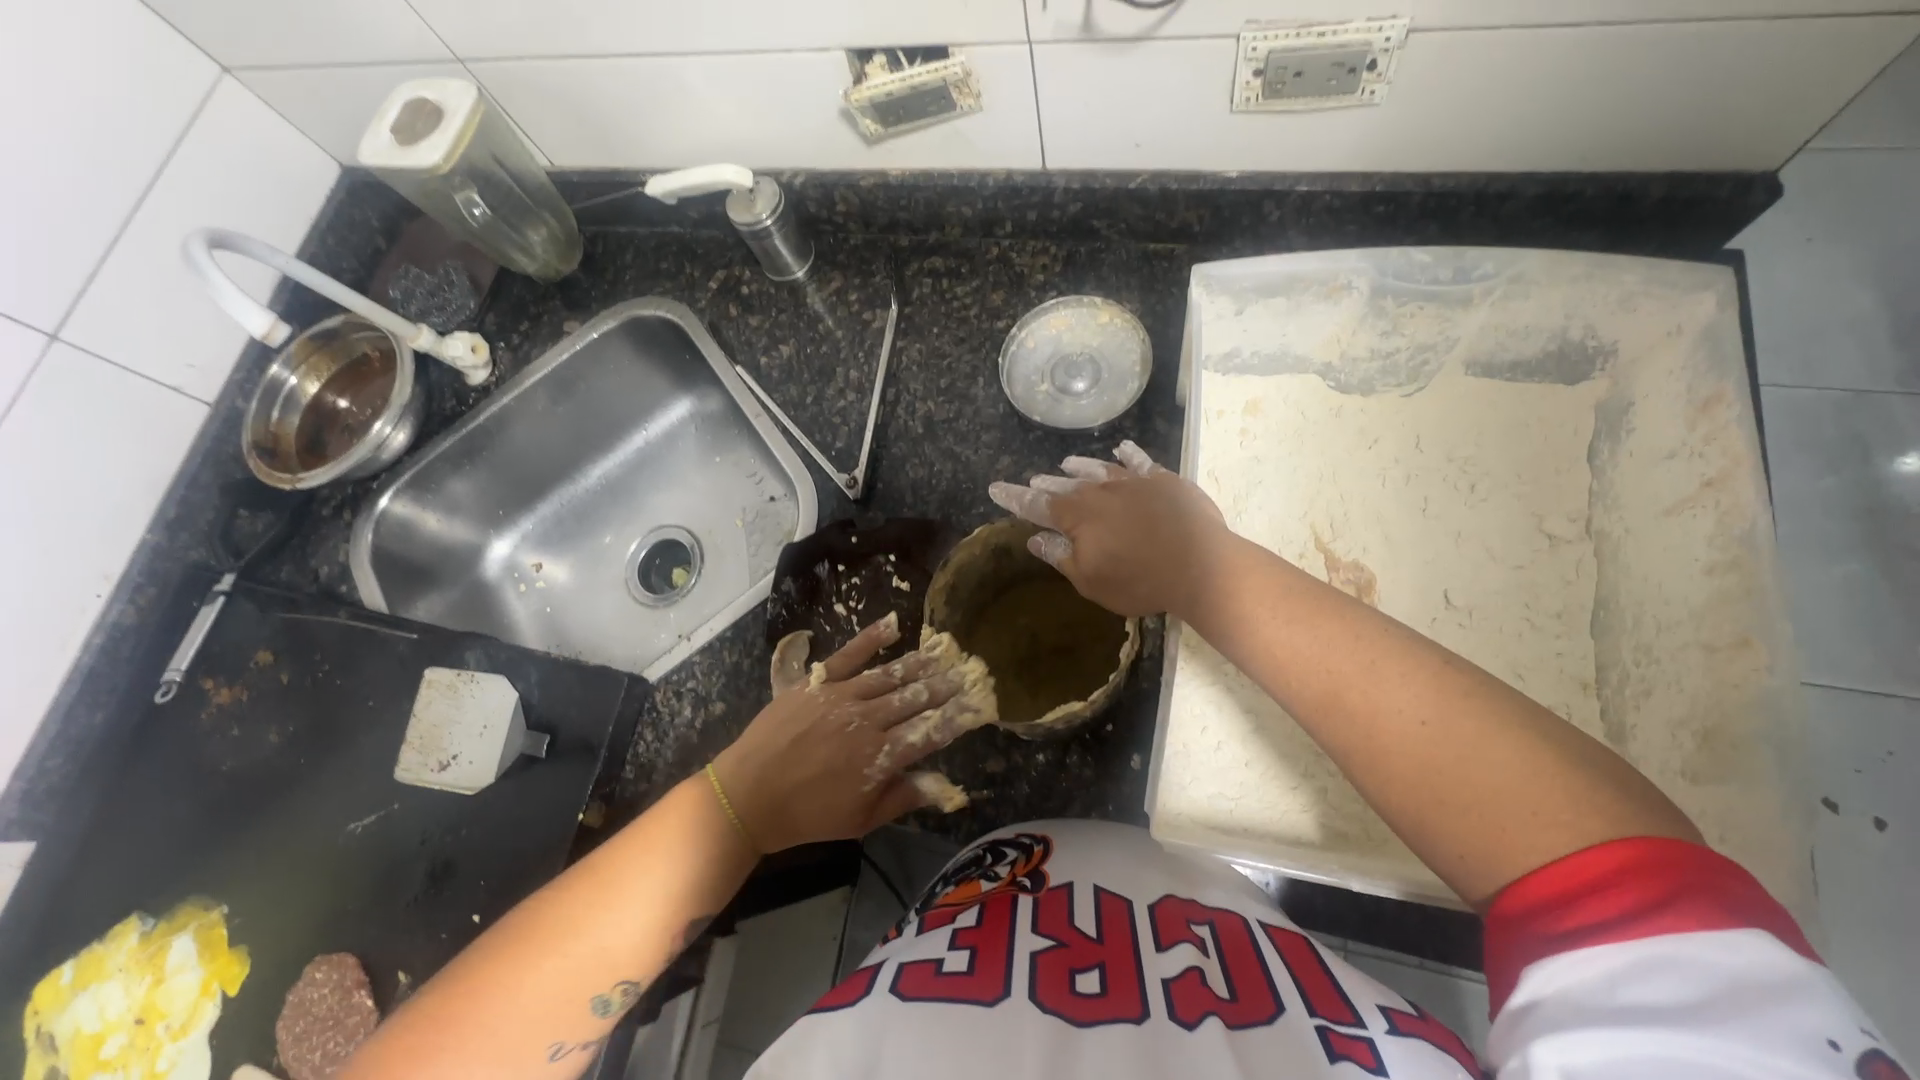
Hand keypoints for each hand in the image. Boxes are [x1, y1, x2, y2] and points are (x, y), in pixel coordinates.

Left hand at [711, 614, 982, 852]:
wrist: (747, 795)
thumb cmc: (808, 815)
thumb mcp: (862, 819)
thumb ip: (905, 797)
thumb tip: (948, 786)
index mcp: (881, 757)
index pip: (932, 730)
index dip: (960, 715)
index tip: (982, 702)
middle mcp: (868, 720)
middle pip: (917, 697)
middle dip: (948, 685)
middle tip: (972, 671)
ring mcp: (841, 696)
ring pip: (891, 675)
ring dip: (921, 663)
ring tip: (945, 651)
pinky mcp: (816, 683)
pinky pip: (848, 655)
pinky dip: (870, 638)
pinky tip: (894, 623)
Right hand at [988, 441, 1231, 618]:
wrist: (1201, 565)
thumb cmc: (1140, 580)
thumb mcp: (1091, 580)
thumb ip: (1061, 557)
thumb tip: (1036, 538)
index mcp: (1078, 516)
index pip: (1037, 505)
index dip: (1014, 498)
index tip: (995, 488)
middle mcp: (1101, 492)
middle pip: (1067, 485)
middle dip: (1047, 484)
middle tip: (1033, 481)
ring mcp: (1135, 482)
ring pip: (1100, 470)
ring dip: (1081, 467)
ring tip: (1067, 464)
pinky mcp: (1165, 481)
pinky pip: (1141, 462)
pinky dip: (1128, 455)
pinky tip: (1122, 449)